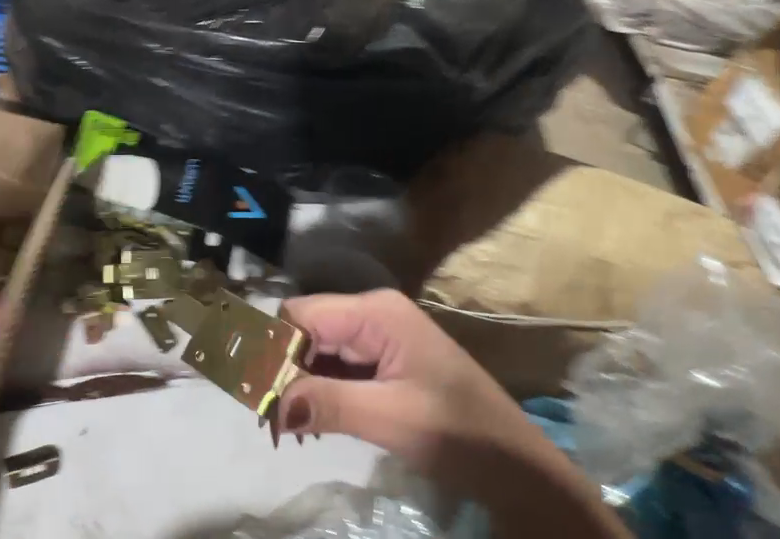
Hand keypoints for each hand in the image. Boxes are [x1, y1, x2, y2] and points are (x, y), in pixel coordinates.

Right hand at [277, 291, 627, 538]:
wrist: (519, 467)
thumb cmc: (459, 433)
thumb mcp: (391, 418)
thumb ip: (327, 403)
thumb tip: (271, 405)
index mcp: (375, 312)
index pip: (301, 315)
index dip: (275, 349)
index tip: (260, 393)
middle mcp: (371, 313)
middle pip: (305, 330)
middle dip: (283, 371)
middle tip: (271, 421)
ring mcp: (377, 336)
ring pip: (315, 349)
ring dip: (298, 385)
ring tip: (289, 429)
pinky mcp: (382, 360)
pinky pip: (334, 365)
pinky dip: (318, 391)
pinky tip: (312, 422)